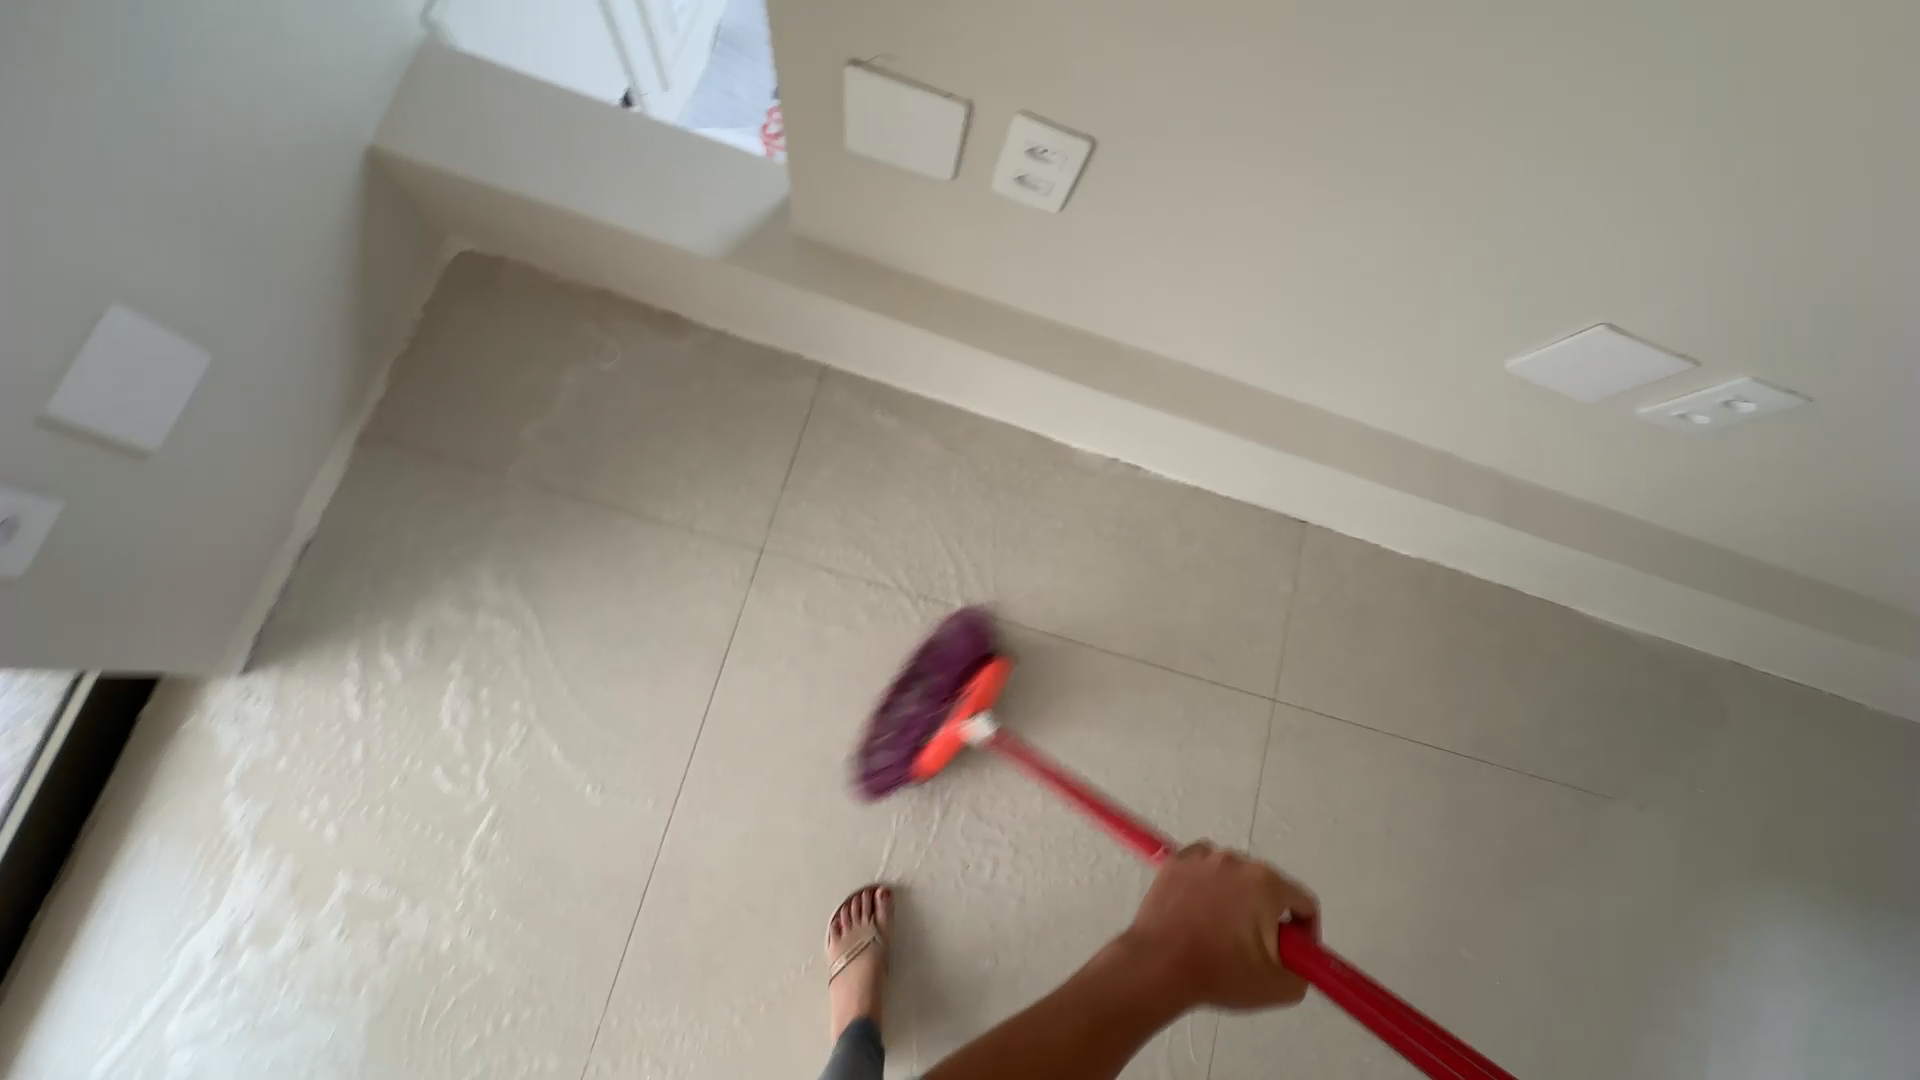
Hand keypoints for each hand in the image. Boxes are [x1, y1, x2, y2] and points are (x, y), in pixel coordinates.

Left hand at [1119, 842, 1317, 1011]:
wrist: (1158, 964)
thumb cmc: (1219, 972)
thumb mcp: (1279, 987)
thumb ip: (1304, 971)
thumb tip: (1297, 959)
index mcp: (1266, 883)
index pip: (1303, 903)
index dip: (1304, 932)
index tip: (1292, 953)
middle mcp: (1236, 860)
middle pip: (1267, 887)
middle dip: (1268, 915)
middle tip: (1254, 948)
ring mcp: (1202, 857)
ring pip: (1233, 876)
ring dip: (1236, 898)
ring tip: (1220, 931)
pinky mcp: (1175, 861)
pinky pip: (1203, 868)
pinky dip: (1206, 883)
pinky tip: (1198, 909)